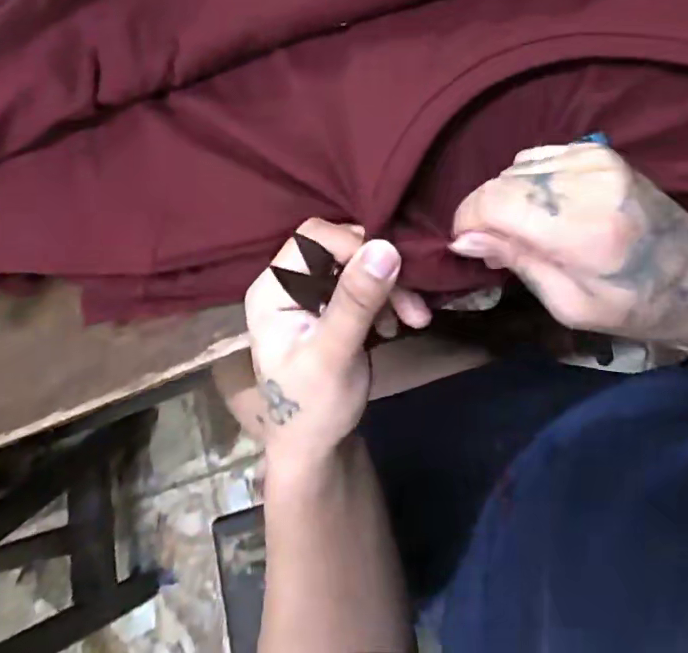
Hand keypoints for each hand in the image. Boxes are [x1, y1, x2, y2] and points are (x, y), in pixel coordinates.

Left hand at [242, 220, 427, 469]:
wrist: (314, 449)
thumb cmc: (313, 407)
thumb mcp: (335, 354)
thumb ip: (356, 300)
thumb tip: (384, 246)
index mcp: (272, 288)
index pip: (312, 237)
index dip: (353, 244)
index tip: (393, 268)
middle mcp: (286, 283)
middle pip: (338, 249)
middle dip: (378, 270)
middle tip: (414, 301)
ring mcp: (308, 295)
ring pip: (355, 265)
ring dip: (389, 286)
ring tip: (415, 318)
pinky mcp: (329, 307)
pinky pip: (362, 285)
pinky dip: (386, 298)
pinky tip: (398, 324)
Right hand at [449, 141, 687, 346]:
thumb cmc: (637, 306)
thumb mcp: (570, 306)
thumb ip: (517, 262)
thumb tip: (464, 239)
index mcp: (585, 231)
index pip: (495, 203)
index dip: (468, 220)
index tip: (467, 243)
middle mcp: (589, 184)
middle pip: (500, 183)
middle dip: (485, 213)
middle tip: (497, 245)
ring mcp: (595, 160)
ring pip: (513, 168)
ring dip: (506, 198)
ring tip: (526, 228)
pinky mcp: (598, 150)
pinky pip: (534, 157)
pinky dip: (527, 182)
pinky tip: (545, 206)